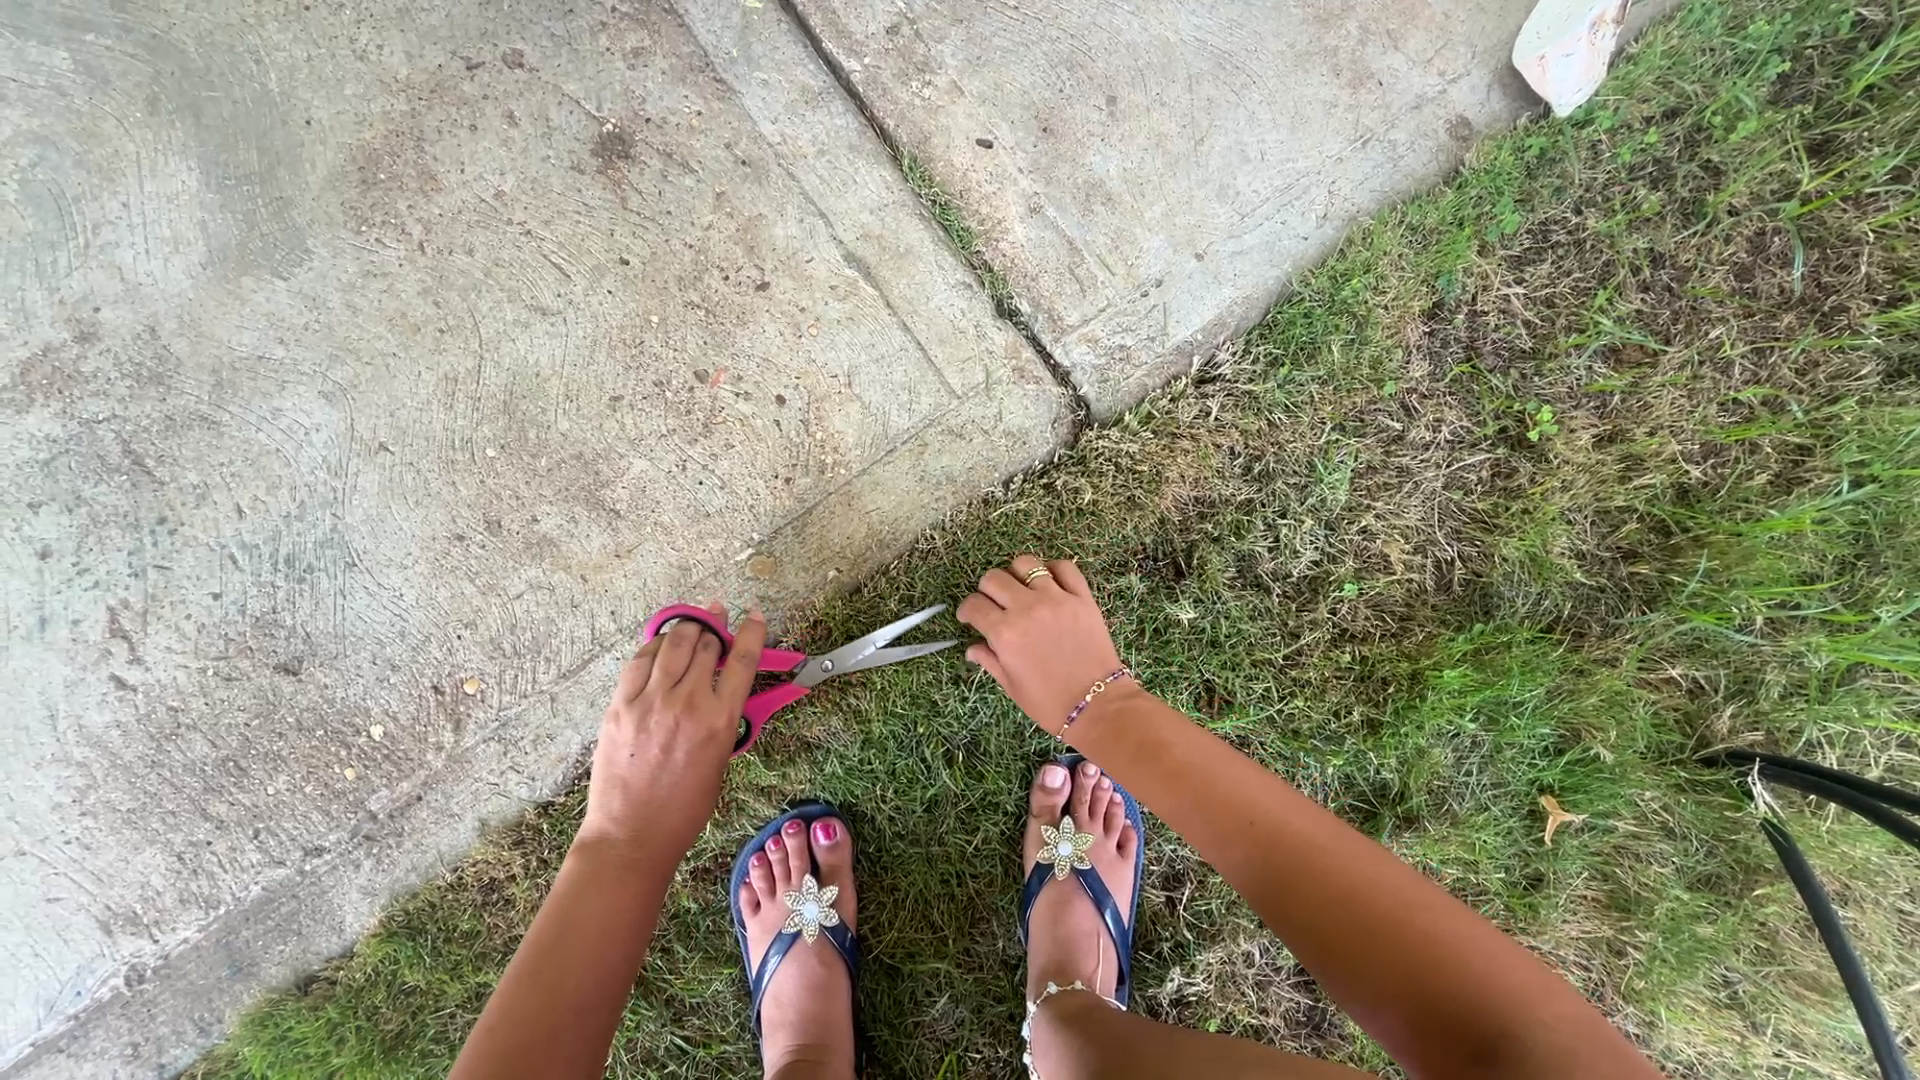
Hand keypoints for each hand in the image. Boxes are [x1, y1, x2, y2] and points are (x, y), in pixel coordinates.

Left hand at [577, 602, 764, 856]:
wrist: (632, 834)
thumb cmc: (684, 807)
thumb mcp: (721, 759)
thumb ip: (722, 718)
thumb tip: (719, 689)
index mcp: (720, 720)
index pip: (743, 660)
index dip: (752, 632)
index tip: (755, 616)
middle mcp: (688, 703)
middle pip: (706, 645)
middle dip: (714, 626)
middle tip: (716, 617)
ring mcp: (651, 701)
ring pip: (673, 644)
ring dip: (686, 628)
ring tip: (691, 623)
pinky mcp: (620, 706)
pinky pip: (639, 662)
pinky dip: (654, 647)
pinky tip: (660, 646)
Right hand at [957, 556, 1128, 734]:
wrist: (1097, 705)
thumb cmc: (1049, 703)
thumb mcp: (1011, 686)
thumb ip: (990, 660)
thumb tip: (972, 648)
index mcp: (1004, 633)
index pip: (974, 605)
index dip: (966, 611)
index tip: (970, 618)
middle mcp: (1027, 608)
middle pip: (994, 579)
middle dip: (986, 590)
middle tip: (993, 605)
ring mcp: (1056, 599)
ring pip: (1026, 564)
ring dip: (1016, 574)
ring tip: (1020, 589)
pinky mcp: (1082, 597)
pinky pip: (1065, 568)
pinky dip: (1052, 570)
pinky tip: (1049, 583)